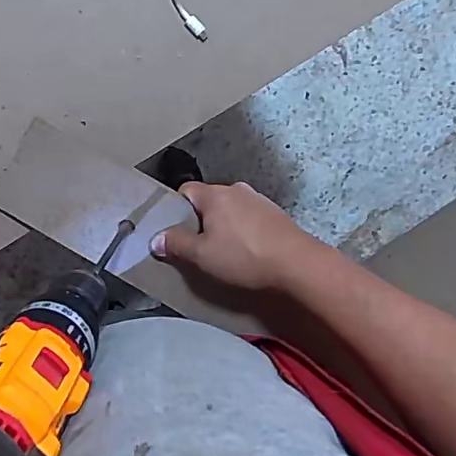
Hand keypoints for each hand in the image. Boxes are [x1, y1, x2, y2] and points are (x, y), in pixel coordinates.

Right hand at [150, 181, 325, 292]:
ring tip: (223, 251)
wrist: (298, 265)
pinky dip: (243, 231)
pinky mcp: (275, 215)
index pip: (185, 191)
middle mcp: (237, 190)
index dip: (175, 209)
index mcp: (215, 194)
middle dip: (200, 220)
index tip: (174, 229)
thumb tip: (156, 239)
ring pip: (230, 209)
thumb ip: (176, 244)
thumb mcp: (202, 255)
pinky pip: (249, 219)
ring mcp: (259, 201)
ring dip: (224, 226)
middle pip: (208, 200)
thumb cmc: (245, 257)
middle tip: (196, 245)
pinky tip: (246, 252)